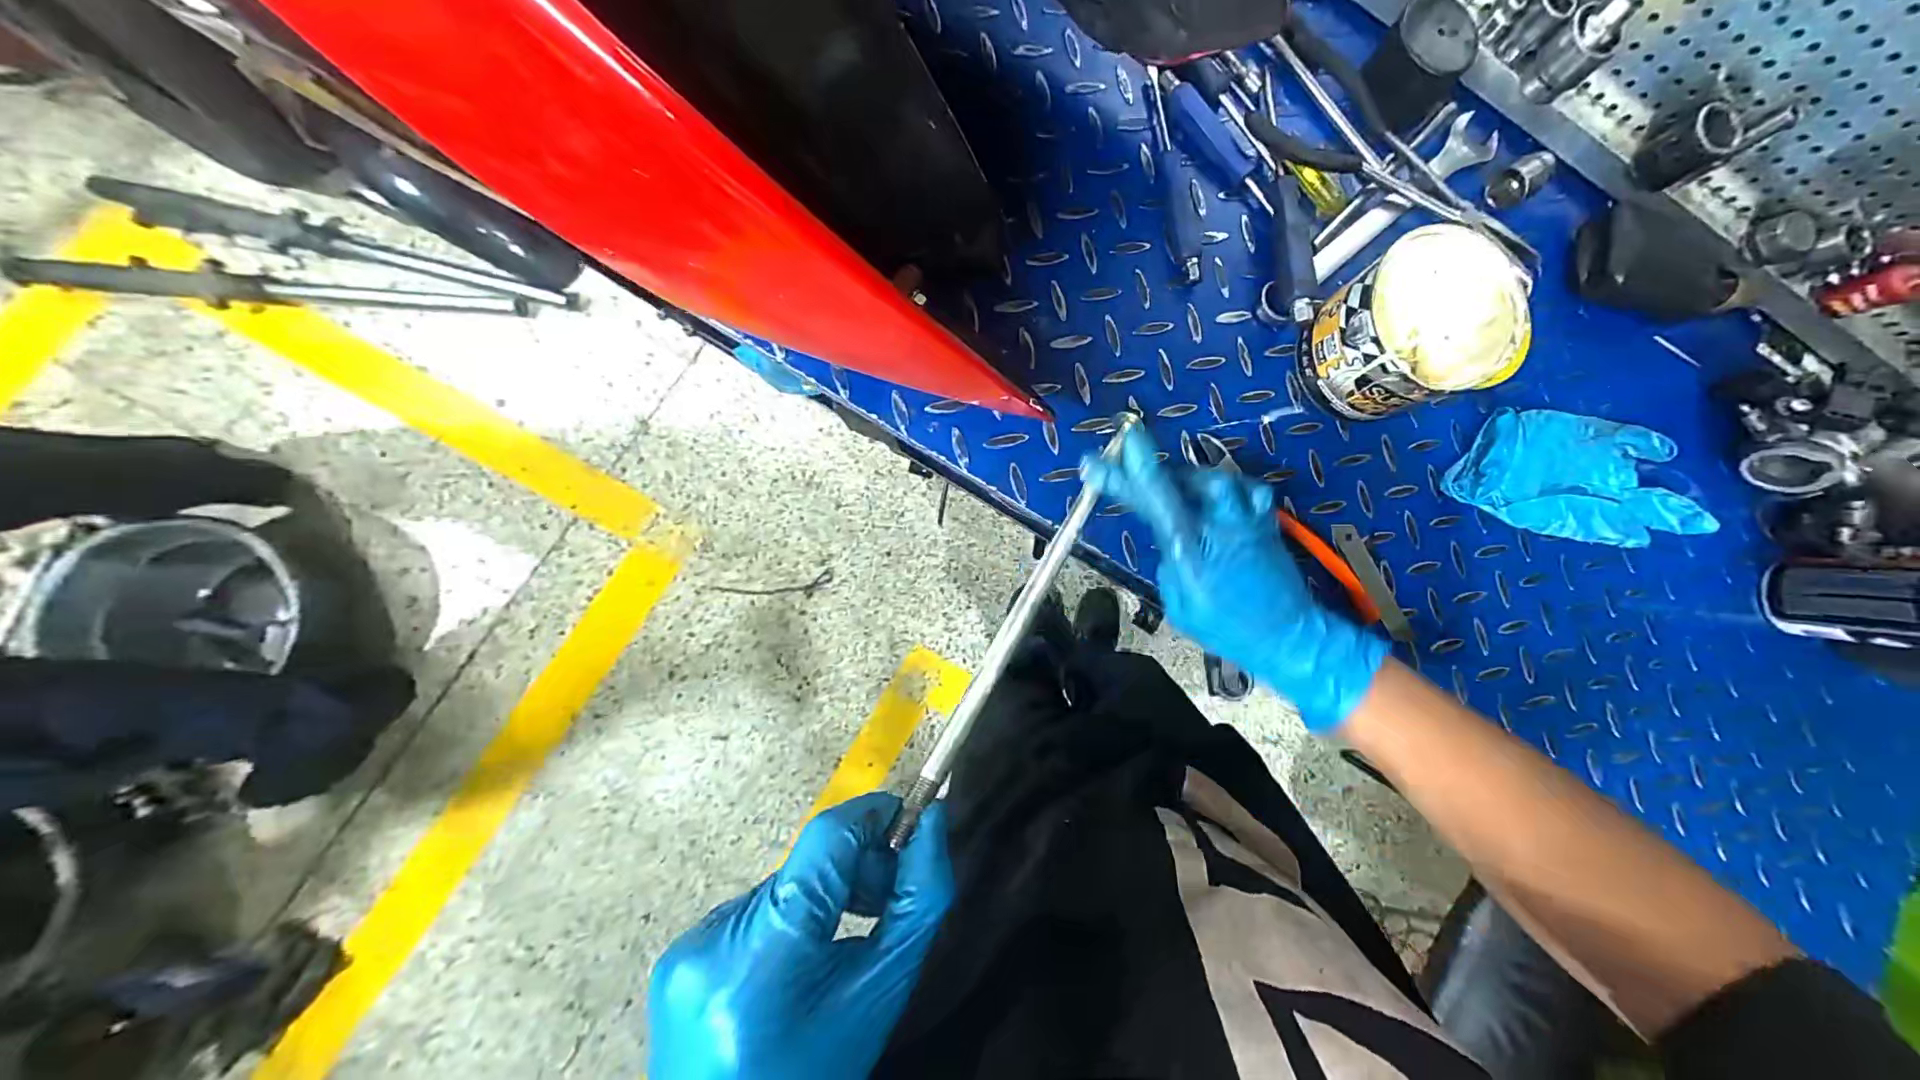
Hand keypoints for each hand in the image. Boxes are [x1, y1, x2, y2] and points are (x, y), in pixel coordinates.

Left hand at [647, 792, 952, 1079]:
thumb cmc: (817, 1075)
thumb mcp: (879, 994)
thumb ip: (917, 904)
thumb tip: (930, 825)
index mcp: (767, 947)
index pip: (826, 838)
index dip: (873, 815)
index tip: (912, 821)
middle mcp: (716, 934)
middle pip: (806, 862)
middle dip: (857, 867)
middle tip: (889, 900)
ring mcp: (690, 944)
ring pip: (783, 887)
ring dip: (823, 895)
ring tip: (849, 934)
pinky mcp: (678, 956)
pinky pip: (753, 913)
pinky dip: (788, 920)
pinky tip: (802, 962)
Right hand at [1085, 425, 1387, 732]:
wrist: (1290, 635)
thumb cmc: (1228, 629)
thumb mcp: (1179, 605)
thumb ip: (1169, 565)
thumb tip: (1168, 541)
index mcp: (1192, 552)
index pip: (1155, 500)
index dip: (1124, 477)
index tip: (1095, 462)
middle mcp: (1220, 526)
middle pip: (1181, 479)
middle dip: (1149, 467)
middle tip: (1130, 463)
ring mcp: (1247, 519)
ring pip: (1214, 477)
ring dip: (1187, 477)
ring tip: (1172, 488)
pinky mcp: (1265, 519)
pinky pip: (1244, 487)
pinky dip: (1226, 486)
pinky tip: (1217, 498)